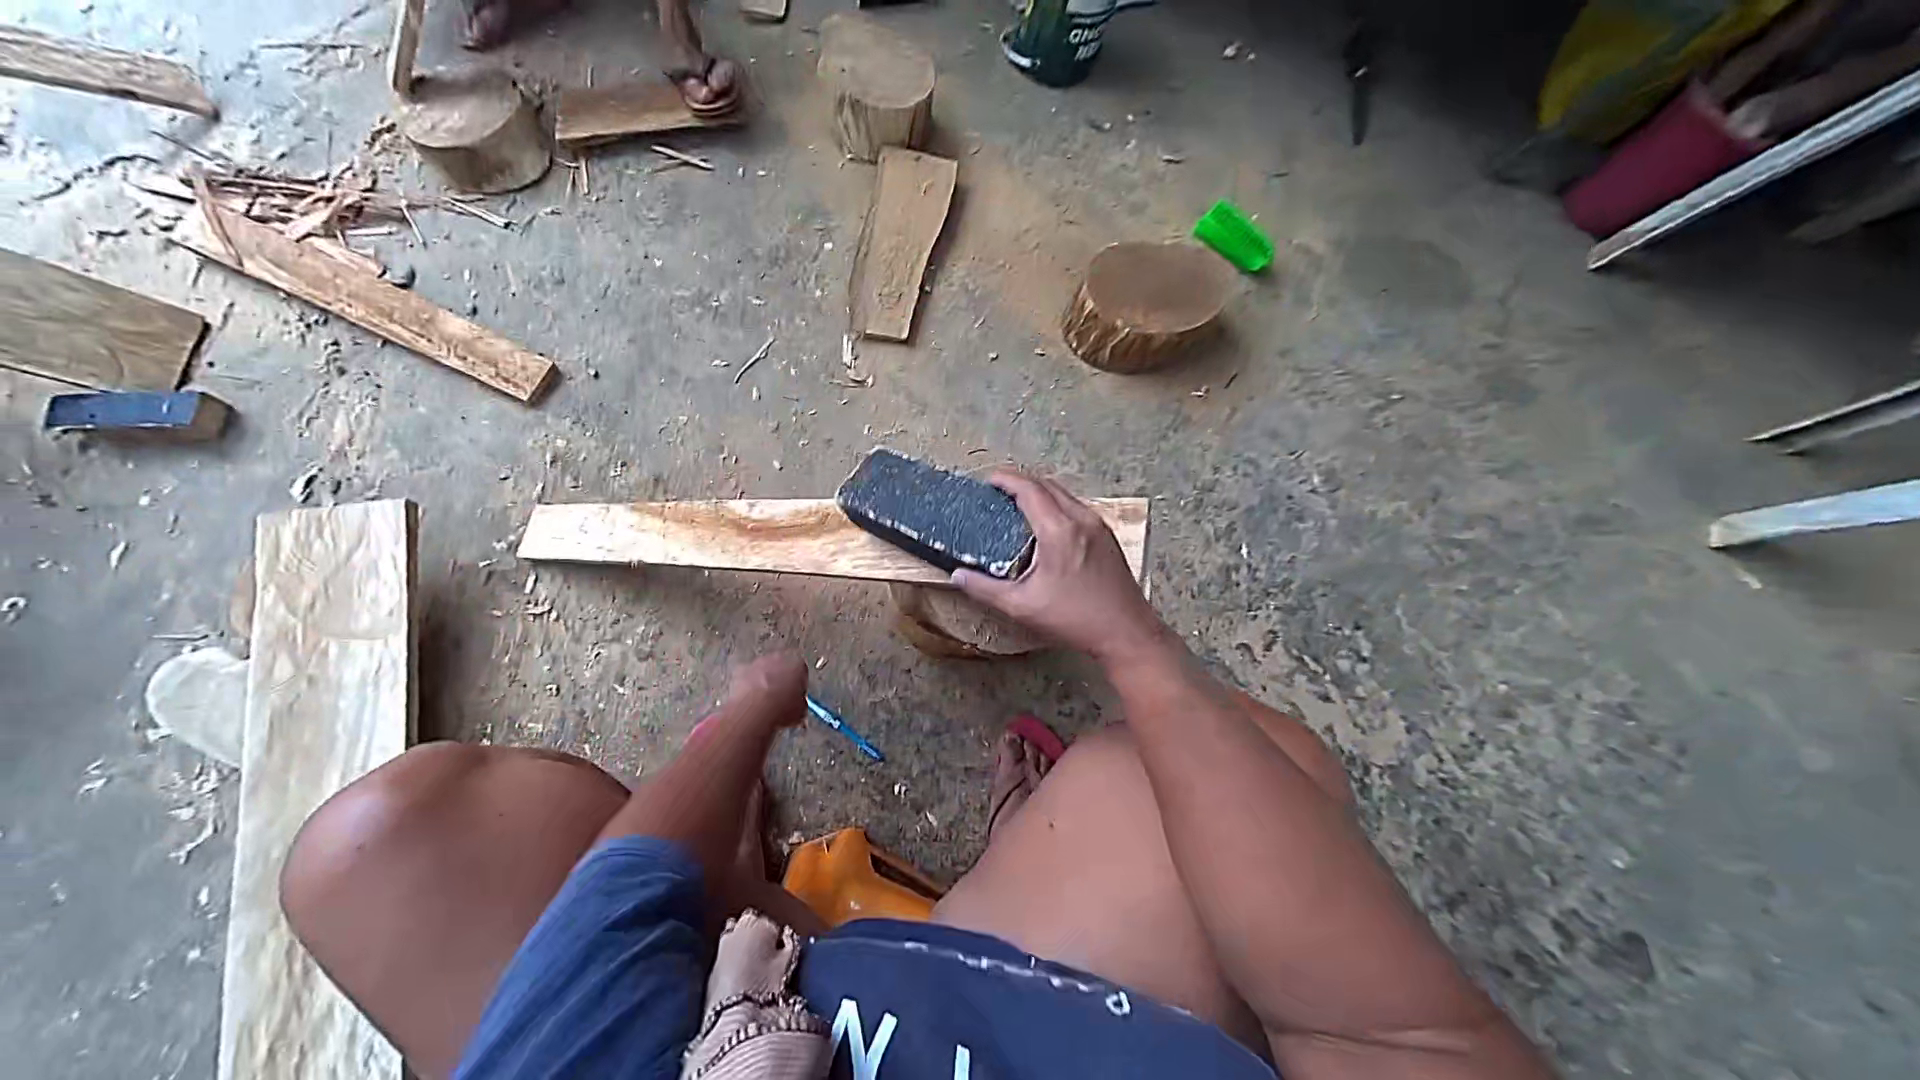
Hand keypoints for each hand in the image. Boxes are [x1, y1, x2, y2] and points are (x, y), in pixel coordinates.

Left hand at [721, 651, 807, 729]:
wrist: (755, 711)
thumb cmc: (781, 708)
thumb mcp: (800, 711)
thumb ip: (800, 703)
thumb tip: (797, 706)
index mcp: (798, 665)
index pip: (801, 672)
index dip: (798, 685)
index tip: (795, 696)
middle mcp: (779, 658)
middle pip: (781, 667)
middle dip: (780, 680)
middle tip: (779, 698)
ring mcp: (759, 662)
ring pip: (763, 670)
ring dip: (763, 681)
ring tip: (762, 702)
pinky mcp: (742, 669)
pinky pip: (747, 676)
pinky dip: (748, 685)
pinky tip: (749, 701)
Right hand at [952, 470, 1172, 665]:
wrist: (1126, 632)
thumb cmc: (1077, 620)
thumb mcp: (1022, 606)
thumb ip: (985, 589)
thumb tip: (958, 576)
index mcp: (1060, 531)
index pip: (1029, 489)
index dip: (1005, 479)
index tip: (988, 481)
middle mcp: (1082, 520)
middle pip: (1046, 484)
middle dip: (1020, 482)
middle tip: (997, 492)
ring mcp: (1098, 527)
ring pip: (1064, 494)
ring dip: (1039, 492)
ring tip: (1016, 505)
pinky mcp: (1106, 537)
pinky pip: (1076, 508)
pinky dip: (1056, 505)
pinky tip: (1044, 525)